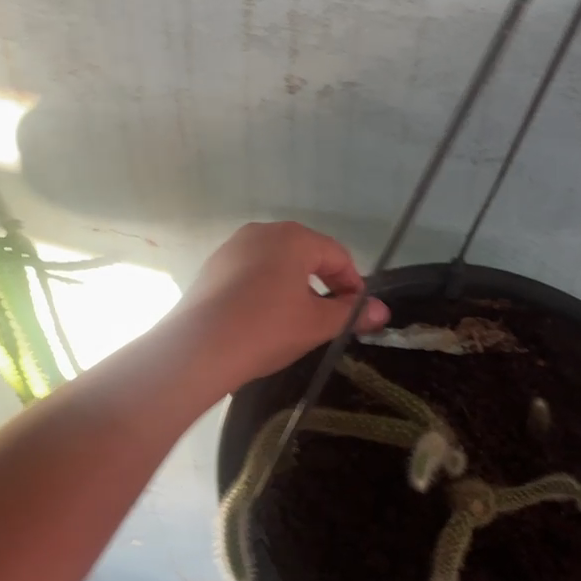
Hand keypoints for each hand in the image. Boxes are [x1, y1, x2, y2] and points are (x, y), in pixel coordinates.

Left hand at [177, 222, 389, 382]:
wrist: (198, 349)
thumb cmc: (266, 329)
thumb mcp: (316, 324)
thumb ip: (351, 314)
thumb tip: (382, 310)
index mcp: (294, 238)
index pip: (337, 256)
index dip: (353, 285)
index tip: (356, 315)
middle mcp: (262, 232)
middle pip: (306, 255)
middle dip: (323, 285)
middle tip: (328, 319)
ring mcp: (233, 247)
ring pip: (277, 264)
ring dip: (294, 288)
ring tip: (295, 322)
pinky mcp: (212, 267)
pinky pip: (250, 274)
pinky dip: (265, 291)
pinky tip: (262, 321)